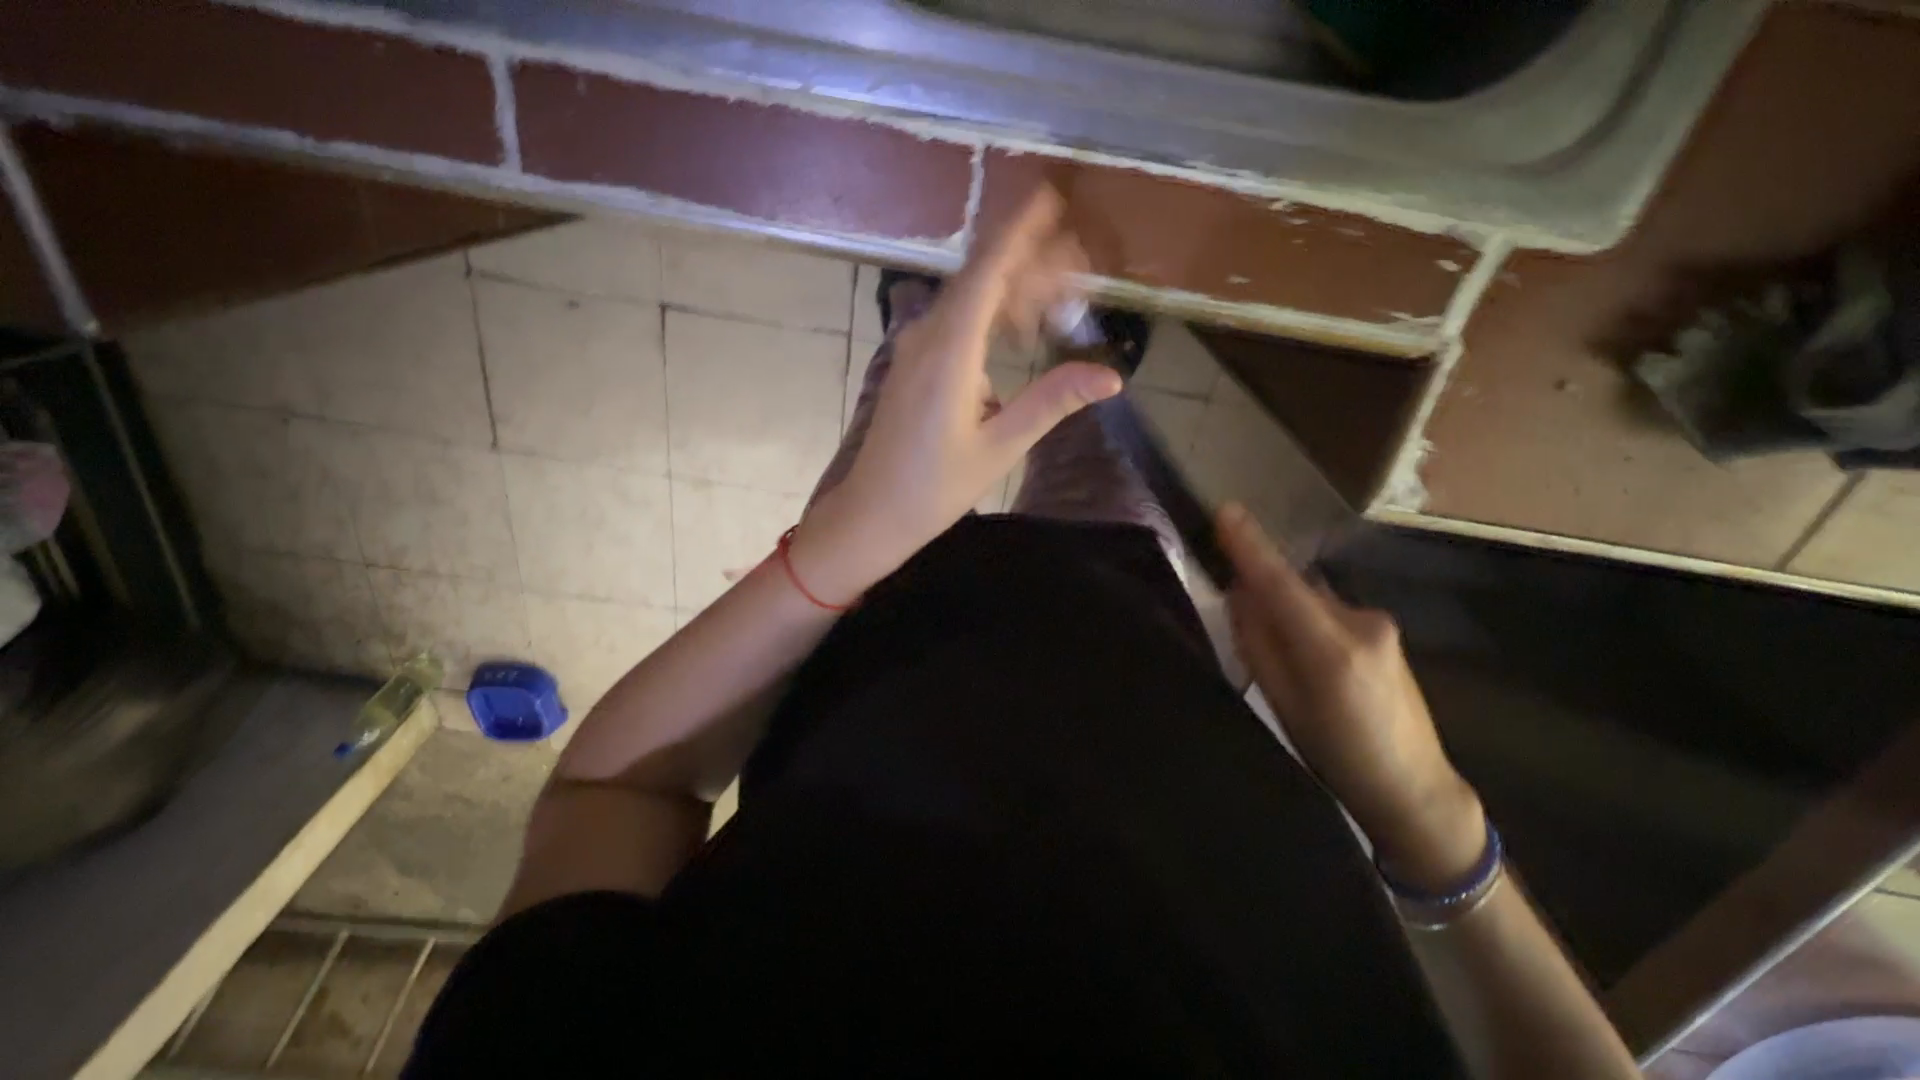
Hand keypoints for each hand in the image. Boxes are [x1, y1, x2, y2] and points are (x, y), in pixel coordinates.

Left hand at [790, 185, 1123, 601]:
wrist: (872, 513)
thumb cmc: (934, 487)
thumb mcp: (1000, 446)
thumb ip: (1052, 402)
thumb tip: (1111, 376)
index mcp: (949, 351)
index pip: (987, 271)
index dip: (1019, 231)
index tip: (1049, 197)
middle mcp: (928, 336)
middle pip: (984, 278)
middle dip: (1033, 262)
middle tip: (1083, 263)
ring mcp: (916, 348)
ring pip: (971, 299)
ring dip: (1016, 291)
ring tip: (1063, 298)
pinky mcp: (915, 363)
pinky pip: (958, 321)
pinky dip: (993, 316)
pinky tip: (1022, 334)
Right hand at [1216, 503, 1485, 890]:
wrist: (1413, 786)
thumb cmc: (1337, 756)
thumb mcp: (1284, 706)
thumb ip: (1259, 645)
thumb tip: (1241, 596)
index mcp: (1331, 649)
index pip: (1281, 584)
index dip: (1251, 548)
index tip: (1225, 512)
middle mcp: (1361, 623)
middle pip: (1294, 590)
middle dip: (1263, 594)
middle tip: (1240, 625)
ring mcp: (1381, 625)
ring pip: (1313, 602)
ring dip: (1289, 614)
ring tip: (1285, 665)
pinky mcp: (1387, 632)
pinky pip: (1331, 614)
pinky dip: (1310, 624)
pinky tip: (1313, 665)